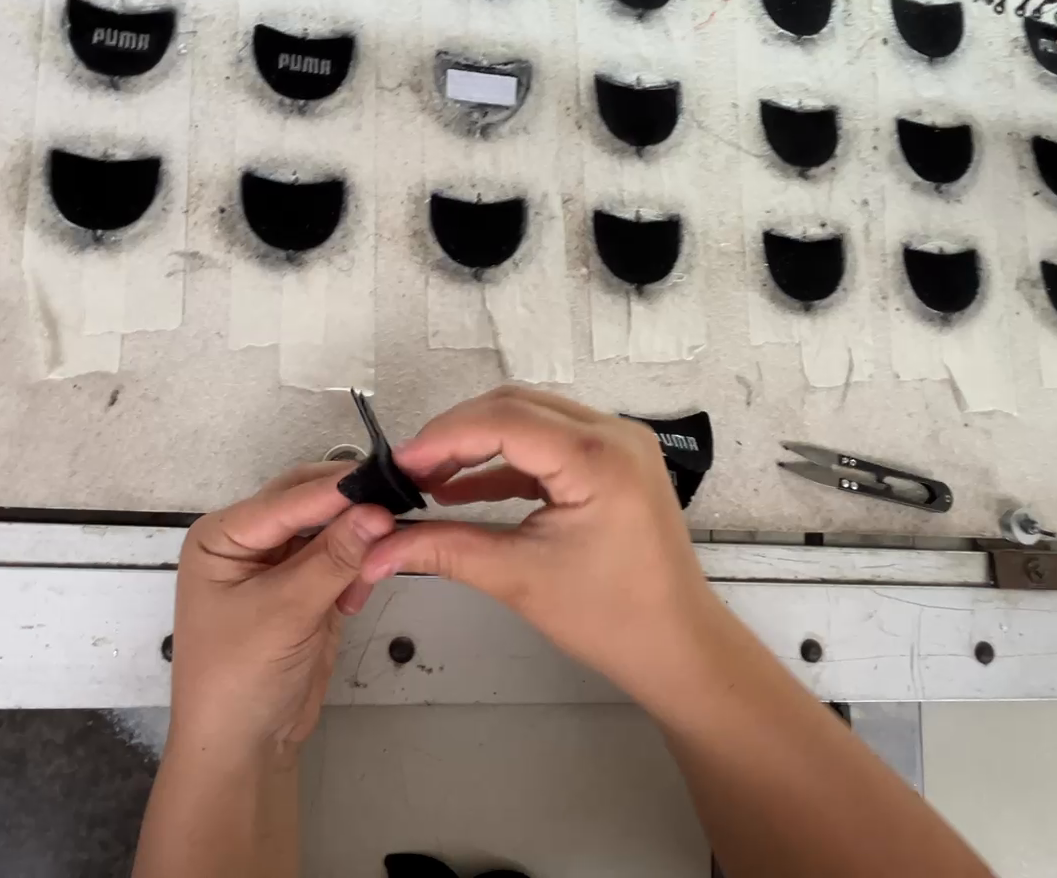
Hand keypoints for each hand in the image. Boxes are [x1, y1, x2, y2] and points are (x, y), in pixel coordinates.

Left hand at [168, 463, 394, 761]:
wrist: (243, 750)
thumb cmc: (242, 676)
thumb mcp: (286, 612)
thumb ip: (334, 557)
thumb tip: (379, 511)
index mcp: (223, 535)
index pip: (287, 498)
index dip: (336, 491)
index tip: (387, 481)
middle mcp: (248, 539)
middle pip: (308, 504)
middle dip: (350, 507)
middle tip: (399, 499)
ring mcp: (278, 564)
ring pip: (329, 529)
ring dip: (357, 539)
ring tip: (388, 548)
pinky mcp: (305, 587)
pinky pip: (339, 560)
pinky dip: (357, 568)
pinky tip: (363, 588)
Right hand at [359, 386, 722, 708]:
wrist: (679, 649)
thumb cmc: (610, 618)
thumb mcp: (519, 578)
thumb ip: (444, 549)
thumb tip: (377, 549)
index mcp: (598, 458)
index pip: (504, 421)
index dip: (444, 436)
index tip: (398, 462)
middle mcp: (613, 433)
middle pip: (515, 407)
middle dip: (456, 433)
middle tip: (410, 468)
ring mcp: (617, 442)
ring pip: (529, 417)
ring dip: (477, 442)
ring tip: (429, 475)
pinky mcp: (612, 460)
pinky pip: (546, 442)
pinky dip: (504, 459)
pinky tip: (463, 487)